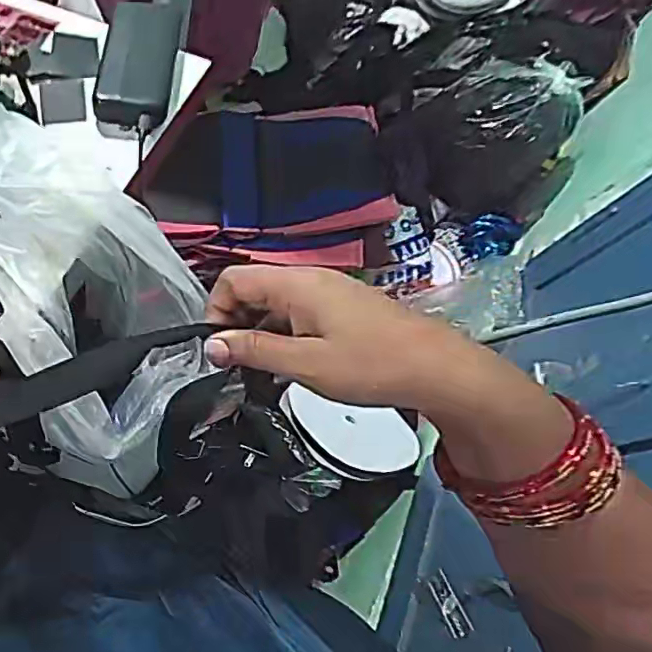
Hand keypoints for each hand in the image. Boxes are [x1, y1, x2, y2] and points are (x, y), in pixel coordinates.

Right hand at [203, 266, 481, 410]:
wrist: (438, 371)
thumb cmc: (379, 365)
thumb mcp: (304, 364)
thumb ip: (252, 350)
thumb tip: (213, 345)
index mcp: (297, 285)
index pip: (232, 280)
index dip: (216, 312)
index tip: (220, 347)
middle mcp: (311, 280)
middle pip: (250, 290)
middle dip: (235, 325)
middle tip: (238, 363)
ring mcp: (327, 293)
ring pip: (272, 304)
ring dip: (258, 334)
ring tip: (264, 370)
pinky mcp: (339, 308)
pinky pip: (295, 314)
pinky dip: (281, 336)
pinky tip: (289, 365)